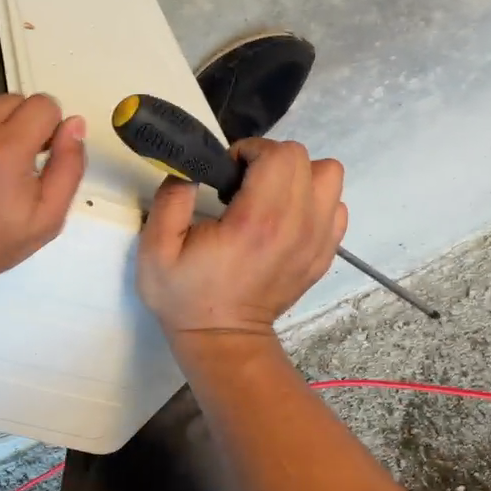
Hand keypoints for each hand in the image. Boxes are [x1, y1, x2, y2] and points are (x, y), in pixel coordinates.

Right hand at [135, 137, 346, 342]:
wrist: (221, 338)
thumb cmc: (183, 295)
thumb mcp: (155, 249)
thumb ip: (171, 200)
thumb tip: (189, 169)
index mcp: (256, 221)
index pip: (278, 155)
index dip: (248, 151)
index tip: (224, 172)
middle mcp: (298, 225)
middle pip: (306, 159)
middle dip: (269, 160)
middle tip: (240, 184)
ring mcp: (318, 239)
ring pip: (328, 177)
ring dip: (296, 178)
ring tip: (266, 198)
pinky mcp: (325, 252)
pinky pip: (335, 205)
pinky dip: (311, 202)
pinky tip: (282, 220)